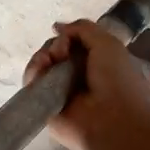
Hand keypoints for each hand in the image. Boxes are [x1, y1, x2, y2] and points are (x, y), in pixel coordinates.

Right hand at [24, 19, 149, 149]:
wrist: (113, 122)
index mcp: (96, 63)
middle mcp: (77, 76)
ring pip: (41, 63)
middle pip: (54, 50)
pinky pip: (32, 81)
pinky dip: (34, 71)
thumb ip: (82, 28)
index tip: (67, 37)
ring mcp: (60, 90)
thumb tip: (57, 27)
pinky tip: (41, 70)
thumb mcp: (108, 44)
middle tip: (61, 52)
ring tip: (50, 60)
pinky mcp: (45, 104)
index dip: (68, 36)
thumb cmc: (117, 81)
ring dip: (43, 56)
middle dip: (54, 45)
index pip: (72, 42)